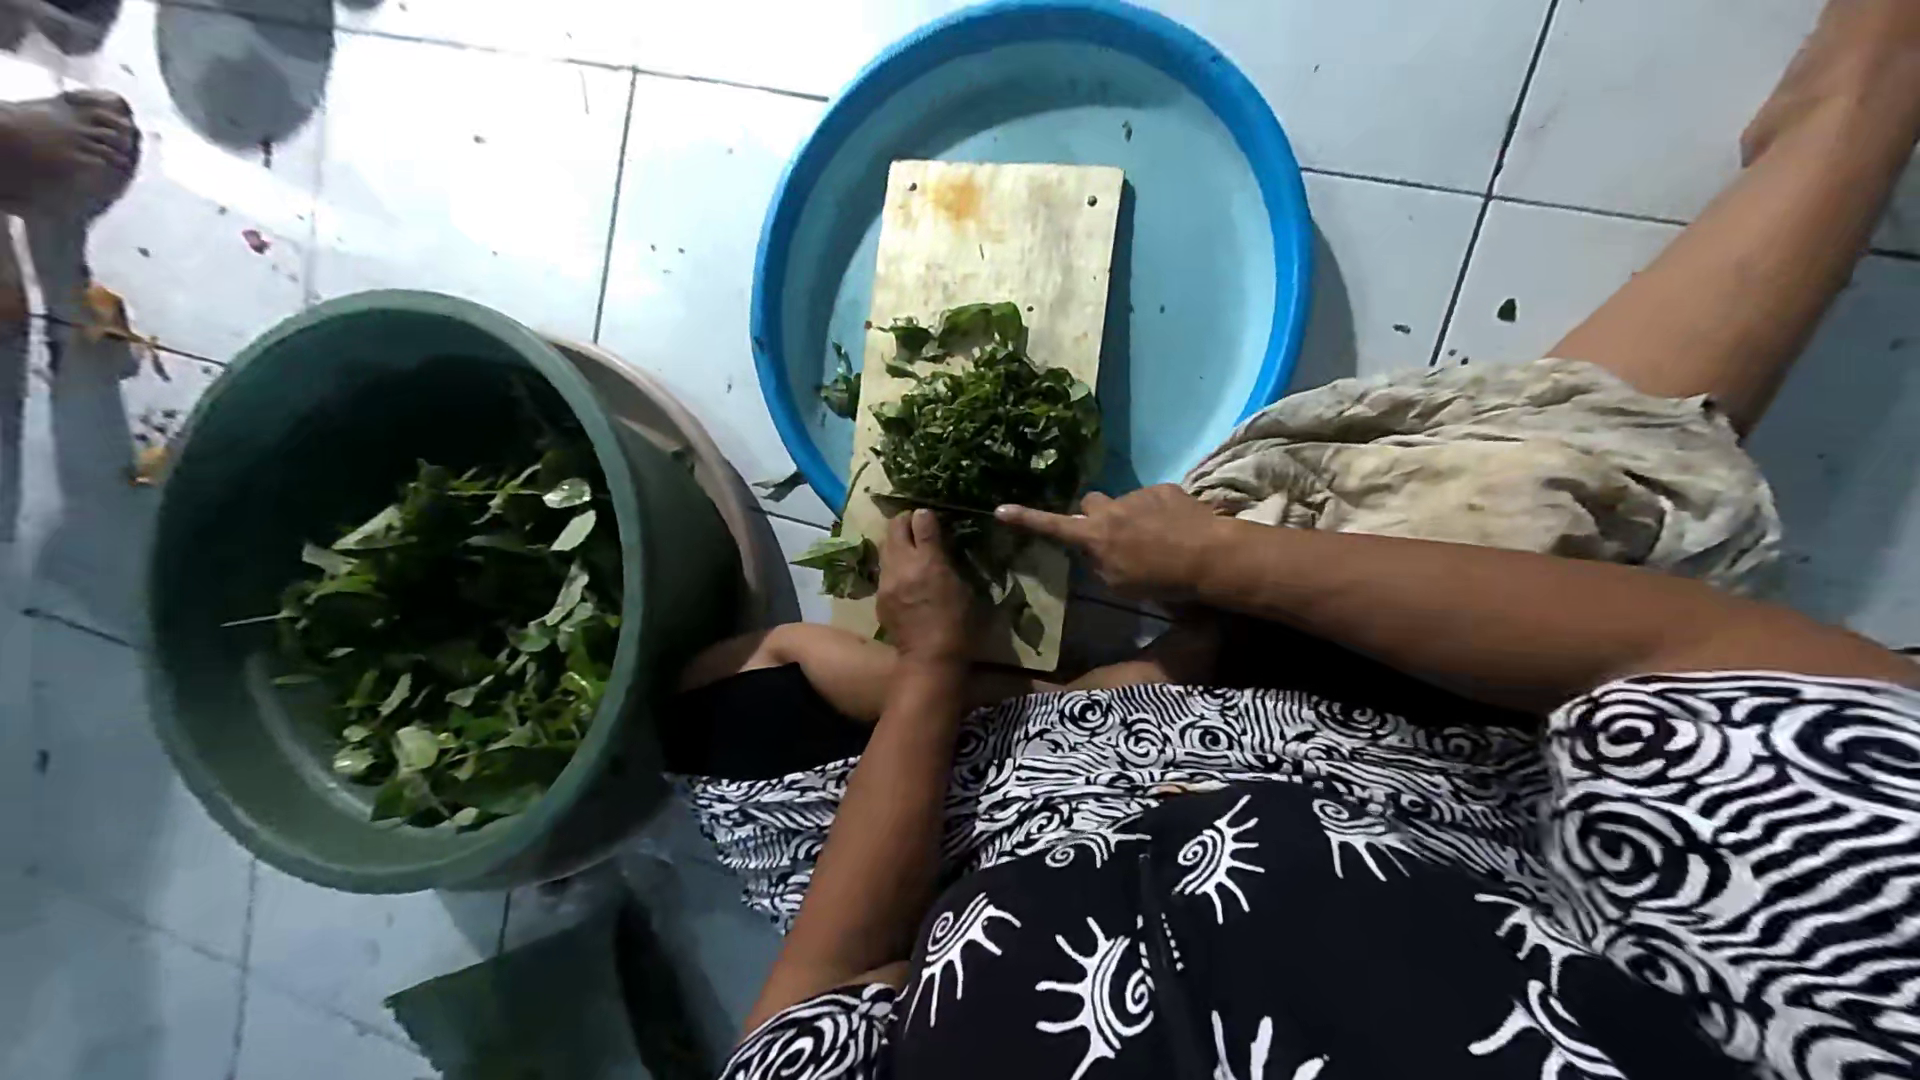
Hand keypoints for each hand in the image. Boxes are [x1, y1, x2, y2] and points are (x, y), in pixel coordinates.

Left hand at [875, 509, 974, 662]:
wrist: (929, 659)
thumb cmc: (959, 625)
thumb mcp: (966, 589)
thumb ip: (951, 562)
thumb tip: (944, 546)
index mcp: (929, 561)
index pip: (921, 521)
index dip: (926, 515)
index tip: (930, 517)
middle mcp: (903, 565)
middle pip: (895, 526)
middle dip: (905, 520)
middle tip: (916, 525)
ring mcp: (886, 580)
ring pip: (885, 546)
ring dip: (896, 542)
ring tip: (908, 547)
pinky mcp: (879, 596)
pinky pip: (884, 571)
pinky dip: (893, 566)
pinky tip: (904, 575)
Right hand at [996, 485, 1221, 601]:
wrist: (1209, 558)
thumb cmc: (1160, 581)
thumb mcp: (1120, 585)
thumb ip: (1099, 564)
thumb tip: (1094, 551)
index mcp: (1094, 536)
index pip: (1052, 526)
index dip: (1025, 519)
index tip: (1000, 511)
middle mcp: (1110, 509)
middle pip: (1090, 502)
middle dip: (1096, 514)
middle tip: (1113, 535)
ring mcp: (1138, 495)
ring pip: (1124, 503)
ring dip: (1132, 516)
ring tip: (1158, 539)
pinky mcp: (1165, 489)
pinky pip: (1151, 499)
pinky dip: (1158, 512)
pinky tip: (1177, 528)